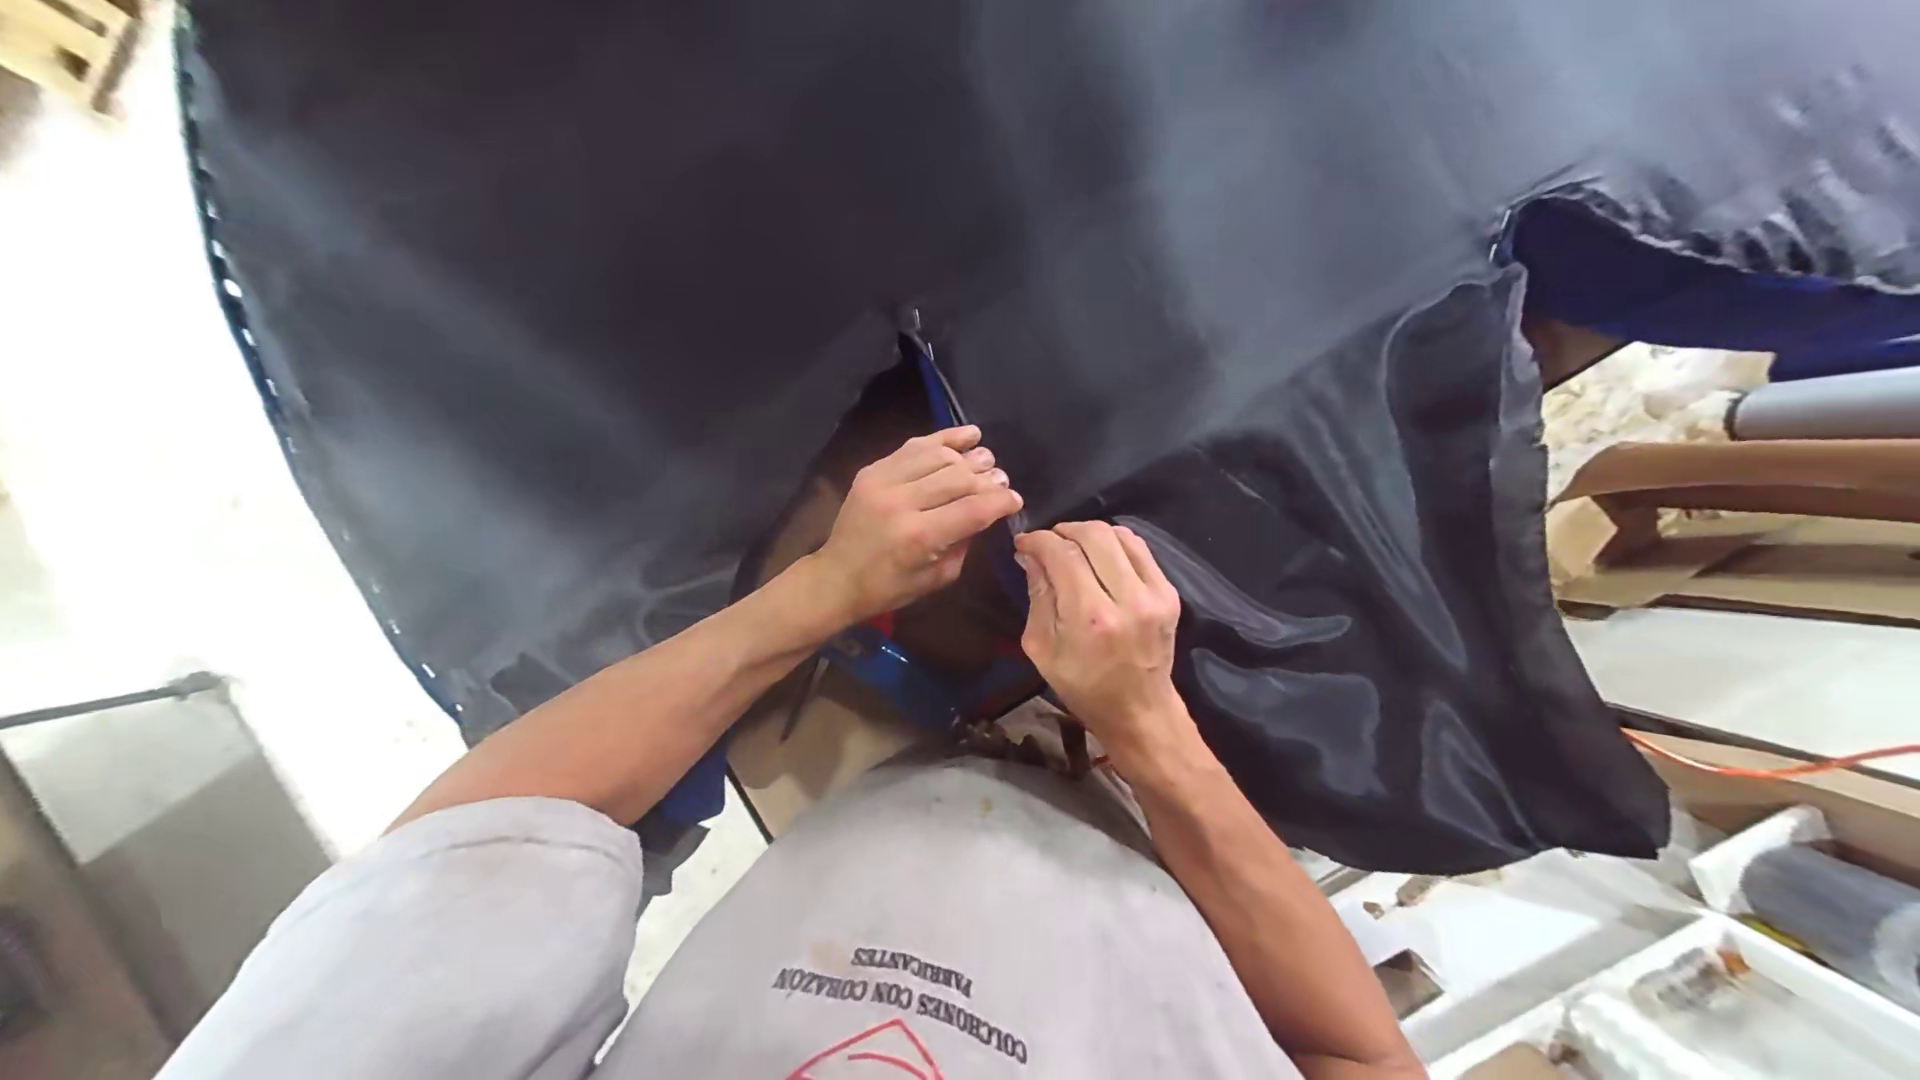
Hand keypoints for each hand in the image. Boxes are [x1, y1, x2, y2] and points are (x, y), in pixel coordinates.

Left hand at [804, 425, 1022, 625]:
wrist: (836, 577)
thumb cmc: (891, 588)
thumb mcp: (939, 576)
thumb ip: (965, 541)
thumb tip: (986, 510)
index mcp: (919, 537)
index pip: (973, 508)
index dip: (1001, 501)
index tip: (1015, 499)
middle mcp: (901, 502)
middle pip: (958, 477)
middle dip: (987, 478)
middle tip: (1002, 480)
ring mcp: (883, 482)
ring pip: (938, 456)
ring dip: (967, 456)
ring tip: (985, 458)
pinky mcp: (871, 470)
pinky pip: (913, 446)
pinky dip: (942, 439)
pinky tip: (966, 436)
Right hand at [1015, 521, 1193, 766]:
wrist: (1139, 711)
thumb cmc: (1083, 686)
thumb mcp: (1042, 648)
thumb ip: (1037, 595)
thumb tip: (1031, 556)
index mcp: (1091, 617)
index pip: (1062, 554)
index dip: (1038, 540)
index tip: (1023, 543)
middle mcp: (1128, 599)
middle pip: (1093, 535)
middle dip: (1063, 530)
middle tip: (1048, 543)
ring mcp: (1155, 594)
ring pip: (1119, 535)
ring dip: (1089, 533)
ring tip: (1072, 546)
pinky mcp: (1169, 593)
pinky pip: (1139, 549)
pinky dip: (1114, 544)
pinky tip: (1100, 556)